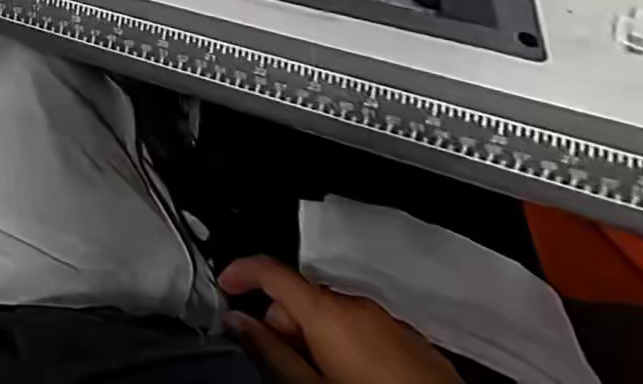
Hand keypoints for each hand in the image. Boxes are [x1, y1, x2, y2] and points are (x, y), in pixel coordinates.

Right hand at [219, 256, 461, 383]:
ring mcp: (391, 324)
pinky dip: (350, 346)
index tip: (225, 285)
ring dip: (318, 337)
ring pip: (334, 314)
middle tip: (285, 364)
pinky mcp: (417, 345)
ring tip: (324, 379)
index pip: (269, 270)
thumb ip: (270, 350)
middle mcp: (358, 306)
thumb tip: (237, 321)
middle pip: (302, 296)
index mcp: (327, 312)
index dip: (240, 271)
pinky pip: (367, 330)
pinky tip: (358, 381)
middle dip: (284, 324)